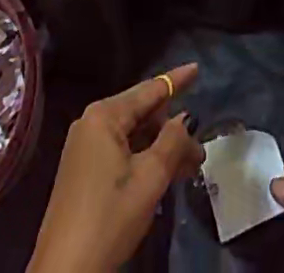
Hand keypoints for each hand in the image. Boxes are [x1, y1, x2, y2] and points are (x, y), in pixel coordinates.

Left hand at [28, 63, 202, 272]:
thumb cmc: (110, 216)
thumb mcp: (151, 176)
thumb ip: (173, 140)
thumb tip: (185, 117)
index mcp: (104, 116)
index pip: (149, 90)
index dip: (176, 80)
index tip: (197, 68)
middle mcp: (91, 124)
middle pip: (142, 113)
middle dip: (172, 127)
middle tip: (199, 148)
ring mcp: (85, 148)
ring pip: (134, 135)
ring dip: (162, 147)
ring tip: (191, 165)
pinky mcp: (84, 171)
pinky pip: (122, 151)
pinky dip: (146, 158)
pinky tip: (167, 174)